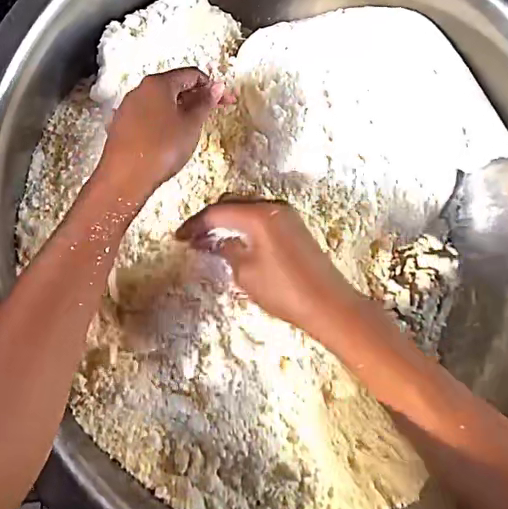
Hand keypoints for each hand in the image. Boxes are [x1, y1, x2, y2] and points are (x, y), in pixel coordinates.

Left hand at [96, 68, 230, 195]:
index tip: (226, 99)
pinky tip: (171, 135)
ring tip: (194, 125)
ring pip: (160, 101)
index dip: (211, 85)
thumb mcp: (191, 124)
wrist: (125, 177)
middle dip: (197, 96)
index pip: (191, 74)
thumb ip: (205, 102)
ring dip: (180, 108)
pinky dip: (164, 119)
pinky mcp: (122, 125)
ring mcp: (128, 107)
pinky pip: (148, 114)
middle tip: (215, 111)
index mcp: (158, 83)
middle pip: (174, 85)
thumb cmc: (162, 147)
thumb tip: (216, 87)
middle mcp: (140, 90)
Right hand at [176, 200, 363, 336]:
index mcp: (258, 214)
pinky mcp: (294, 226)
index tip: (178, 238)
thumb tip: (217, 242)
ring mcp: (286, 214)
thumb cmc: (284, 291)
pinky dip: (243, 225)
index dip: (194, 224)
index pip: (217, 212)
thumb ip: (228, 251)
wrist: (329, 305)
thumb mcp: (246, 273)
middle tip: (192, 237)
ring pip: (247, 208)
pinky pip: (260, 217)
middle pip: (232, 203)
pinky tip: (234, 242)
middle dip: (210, 218)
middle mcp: (272, 206)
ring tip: (209, 240)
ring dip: (227, 220)